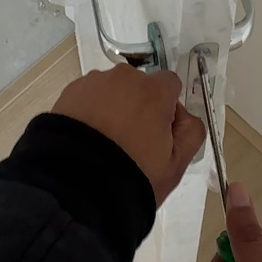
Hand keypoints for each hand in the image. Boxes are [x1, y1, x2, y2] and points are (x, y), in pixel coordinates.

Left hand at [50, 65, 206, 203]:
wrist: (78, 184)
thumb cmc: (133, 175)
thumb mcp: (176, 165)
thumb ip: (191, 133)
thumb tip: (184, 116)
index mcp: (155, 90)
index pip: (170, 84)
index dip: (168, 107)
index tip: (160, 132)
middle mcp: (125, 77)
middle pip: (139, 85)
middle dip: (139, 106)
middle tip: (132, 142)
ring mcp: (95, 81)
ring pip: (112, 90)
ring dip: (113, 108)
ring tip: (105, 144)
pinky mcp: (71, 91)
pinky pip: (88, 96)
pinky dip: (90, 111)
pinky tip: (87, 140)